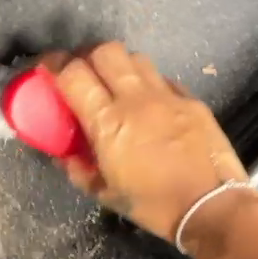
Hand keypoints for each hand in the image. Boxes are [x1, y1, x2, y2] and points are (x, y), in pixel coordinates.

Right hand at [43, 44, 250, 243]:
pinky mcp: (191, 101)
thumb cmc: (152, 204)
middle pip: (105, 51)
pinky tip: (146, 101)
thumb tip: (64, 155)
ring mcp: (167, 96)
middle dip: (86, 55)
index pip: (73, 73)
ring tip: (112, 82)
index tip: (46, 67)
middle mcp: (135, 99)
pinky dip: (146, 82)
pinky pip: (161, 78)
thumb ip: (78, 169)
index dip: (54, 63)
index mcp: (107, 122)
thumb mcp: (103, 193)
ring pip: (135, 58)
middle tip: (80, 71)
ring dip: (117, 65)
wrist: (211, 207)